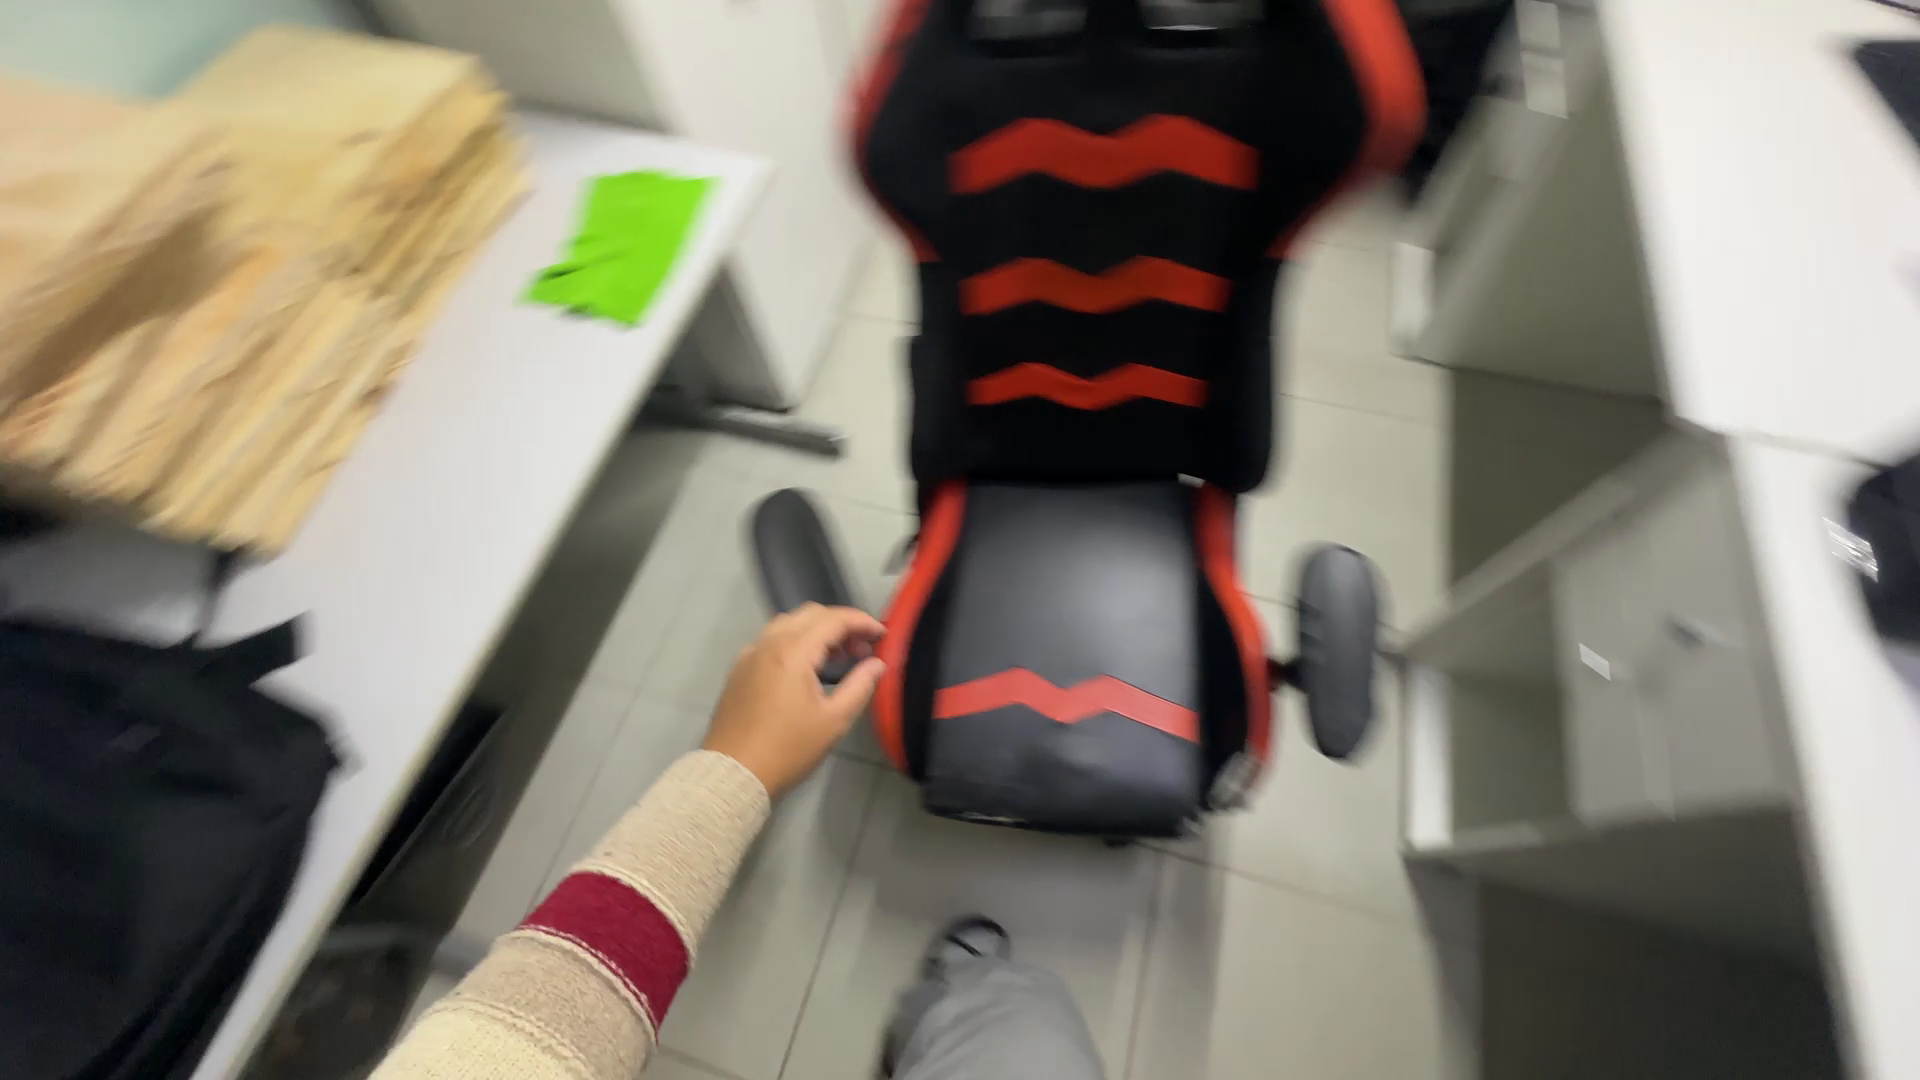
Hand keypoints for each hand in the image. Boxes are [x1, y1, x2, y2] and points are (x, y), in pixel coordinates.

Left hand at [703, 604, 885, 796]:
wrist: (733, 775)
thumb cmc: (788, 749)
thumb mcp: (834, 720)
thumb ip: (860, 685)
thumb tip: (877, 664)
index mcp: (793, 651)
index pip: (834, 619)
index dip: (862, 622)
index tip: (882, 635)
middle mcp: (769, 643)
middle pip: (810, 614)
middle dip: (841, 623)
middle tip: (861, 648)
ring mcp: (750, 654)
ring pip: (788, 624)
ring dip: (816, 630)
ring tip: (836, 657)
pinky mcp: (739, 669)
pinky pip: (770, 640)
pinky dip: (794, 641)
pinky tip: (805, 669)